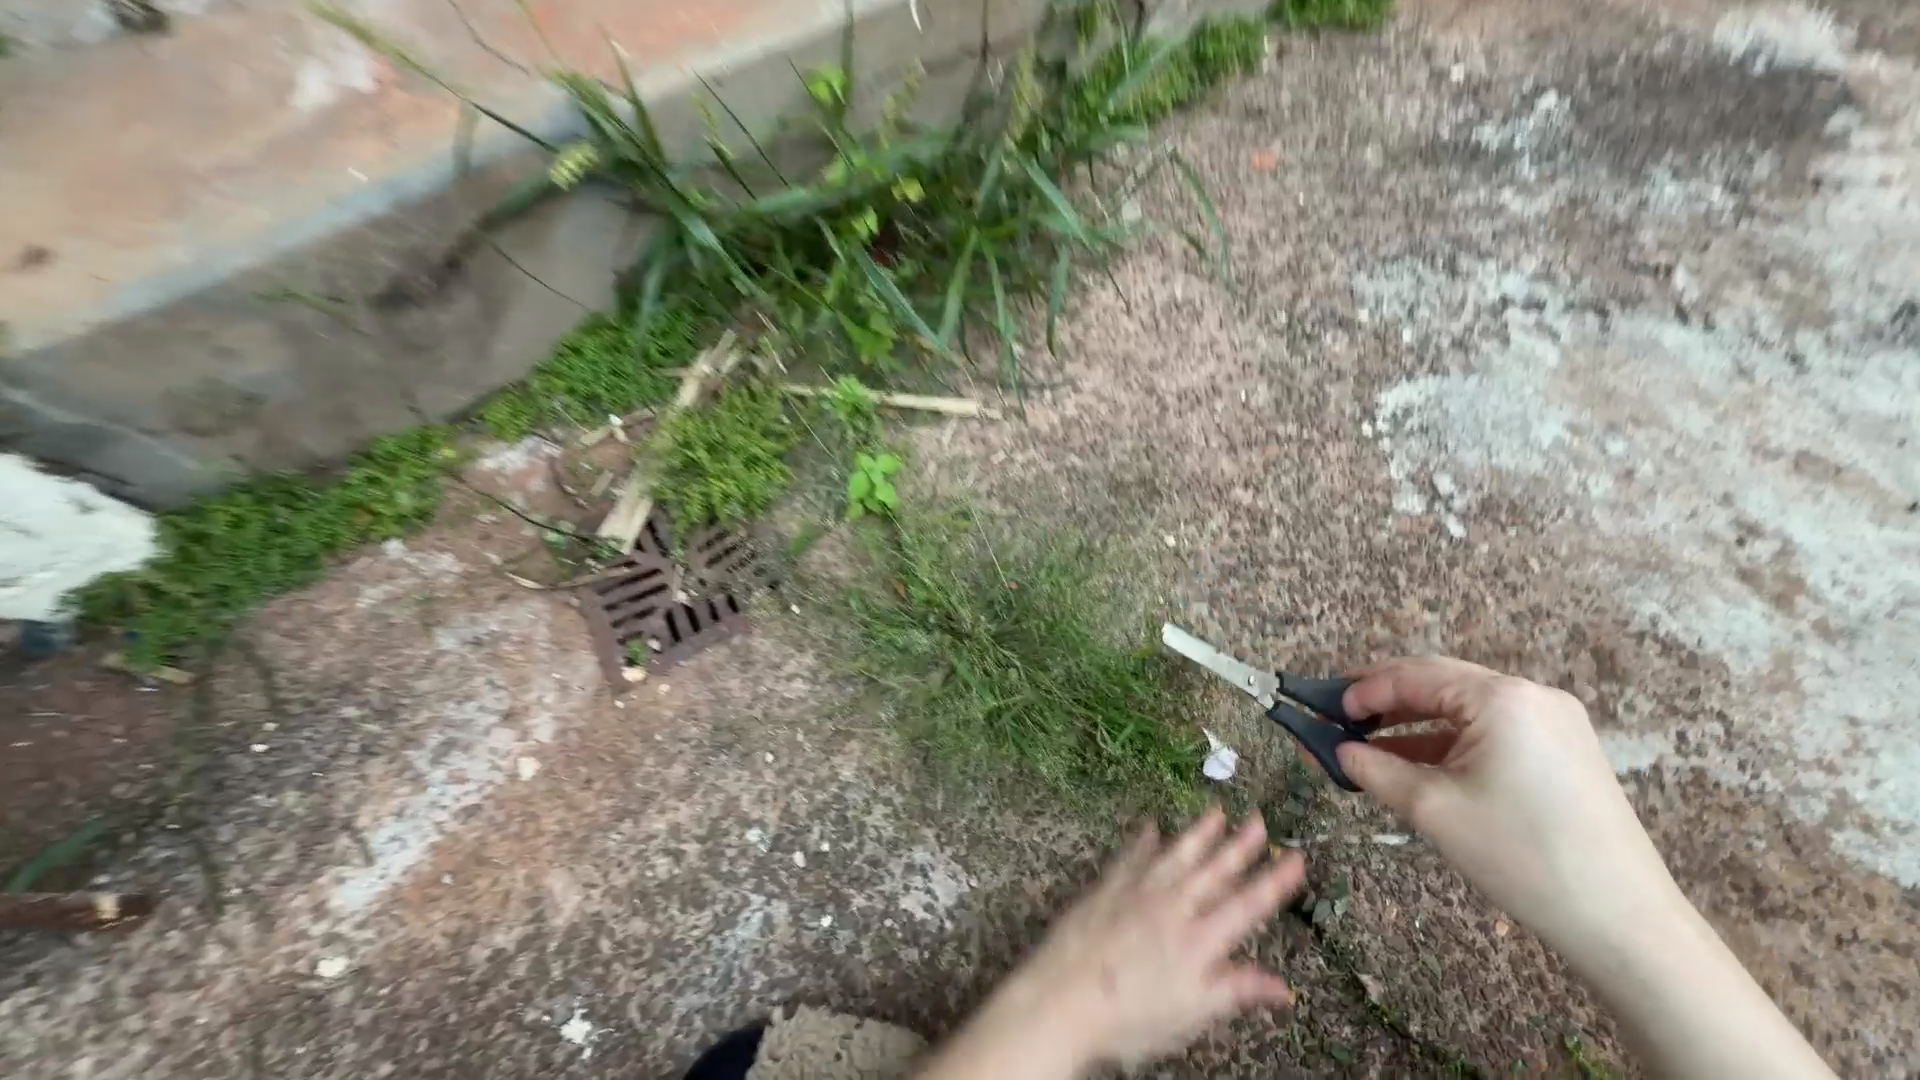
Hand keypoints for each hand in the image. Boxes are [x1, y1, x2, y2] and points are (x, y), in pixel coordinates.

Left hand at [917, 810, 1303, 1078]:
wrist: (1064, 998)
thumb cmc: (1130, 1018)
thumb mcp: (1192, 1014)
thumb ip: (1236, 991)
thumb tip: (1284, 988)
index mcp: (1199, 940)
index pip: (1246, 905)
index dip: (1274, 881)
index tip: (1296, 857)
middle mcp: (1172, 907)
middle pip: (1213, 870)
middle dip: (1240, 845)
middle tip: (1259, 819)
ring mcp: (1137, 891)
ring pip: (1175, 855)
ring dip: (1198, 833)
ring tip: (1216, 812)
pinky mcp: (1107, 887)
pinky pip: (1130, 855)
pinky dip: (1143, 840)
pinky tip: (1151, 826)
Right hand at [1333, 656, 1678, 956]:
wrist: (1623, 920)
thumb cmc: (1520, 855)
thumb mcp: (1431, 808)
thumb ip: (1373, 769)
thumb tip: (1336, 751)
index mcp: (1501, 698)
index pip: (1414, 675)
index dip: (1364, 690)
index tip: (1326, 711)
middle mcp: (1530, 695)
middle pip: (1439, 682)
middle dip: (1385, 698)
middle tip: (1339, 715)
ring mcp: (1552, 721)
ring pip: (1463, 706)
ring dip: (1412, 720)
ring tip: (1366, 739)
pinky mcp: (1562, 749)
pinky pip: (1489, 729)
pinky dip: (1446, 740)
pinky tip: (1413, 760)